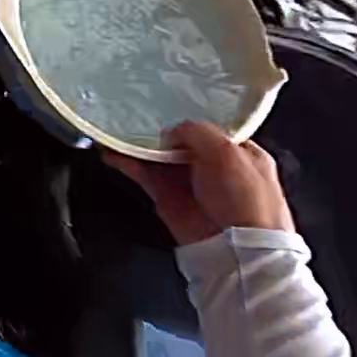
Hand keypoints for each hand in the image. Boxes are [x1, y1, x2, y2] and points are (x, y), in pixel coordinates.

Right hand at [102, 121, 293, 244]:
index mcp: (239, 153)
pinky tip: (111, 152)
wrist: (236, 247)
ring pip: (156, 157)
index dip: (188, 120)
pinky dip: (126, 163)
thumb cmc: (245, 199)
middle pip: (177, 142)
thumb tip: (172, 130)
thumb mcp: (228, 153)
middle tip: (135, 119)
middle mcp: (212, 166)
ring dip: (136, 146)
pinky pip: (142, 174)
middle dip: (157, 132)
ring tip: (114, 132)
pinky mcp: (166, 197)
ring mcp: (187, 182)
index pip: (209, 130)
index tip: (166, 109)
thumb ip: (198, 133)